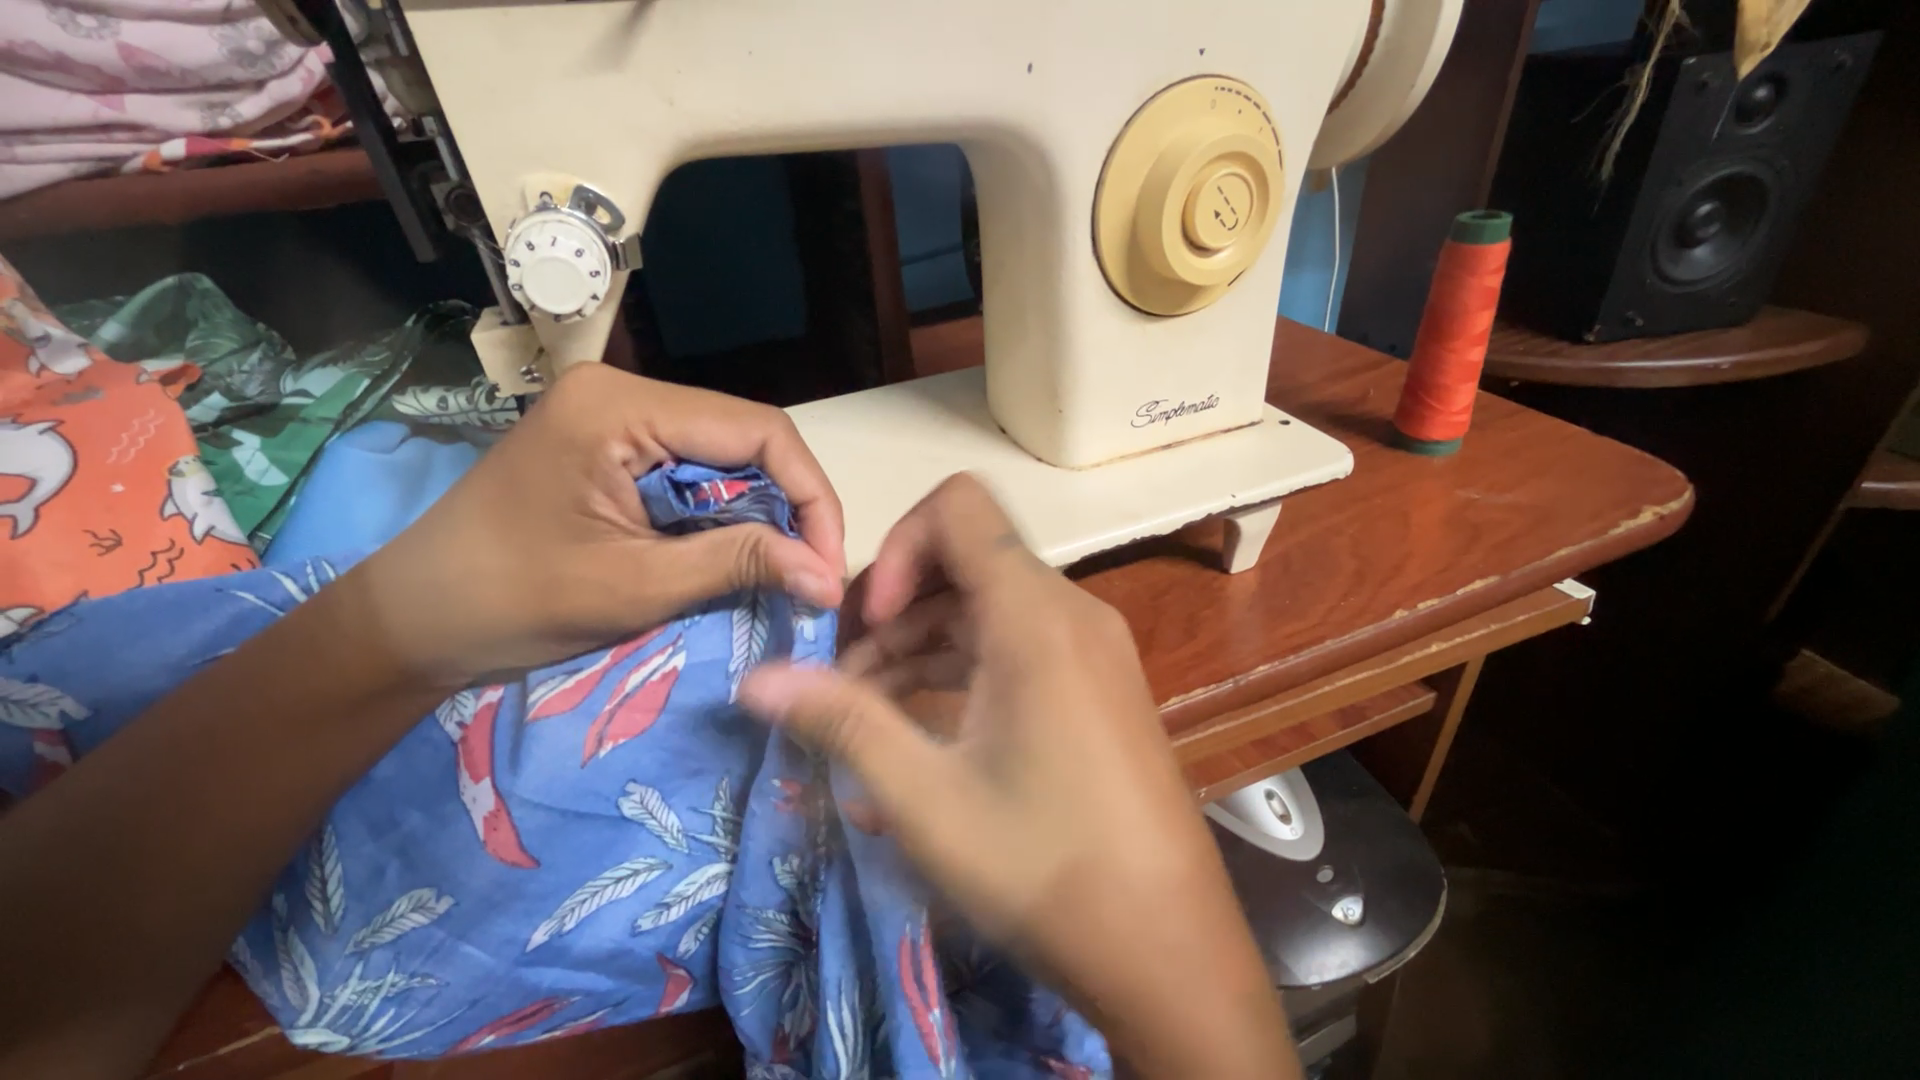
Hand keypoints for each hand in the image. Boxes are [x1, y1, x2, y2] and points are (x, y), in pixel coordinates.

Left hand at [353, 363, 845, 687]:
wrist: (410, 623)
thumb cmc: (511, 602)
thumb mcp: (636, 586)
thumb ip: (739, 564)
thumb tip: (829, 576)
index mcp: (620, 407)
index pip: (758, 431)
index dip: (811, 495)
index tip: (829, 565)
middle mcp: (622, 393)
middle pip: (746, 439)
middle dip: (790, 507)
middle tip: (813, 574)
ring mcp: (614, 417)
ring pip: (726, 458)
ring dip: (762, 515)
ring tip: (785, 570)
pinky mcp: (610, 447)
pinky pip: (694, 473)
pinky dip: (725, 517)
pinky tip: (739, 555)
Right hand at [739, 476, 1297, 1079]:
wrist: (1169, 950)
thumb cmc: (1045, 868)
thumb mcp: (926, 798)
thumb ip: (840, 722)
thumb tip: (754, 679)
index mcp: (1036, 617)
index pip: (958, 508)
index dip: (896, 549)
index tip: (864, 627)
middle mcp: (1071, 615)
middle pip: (965, 562)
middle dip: (891, 609)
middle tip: (841, 683)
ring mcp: (1090, 652)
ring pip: (986, 610)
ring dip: (918, 646)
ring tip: (864, 716)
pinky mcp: (1095, 688)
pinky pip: (1015, 648)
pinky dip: (959, 671)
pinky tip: (915, 736)